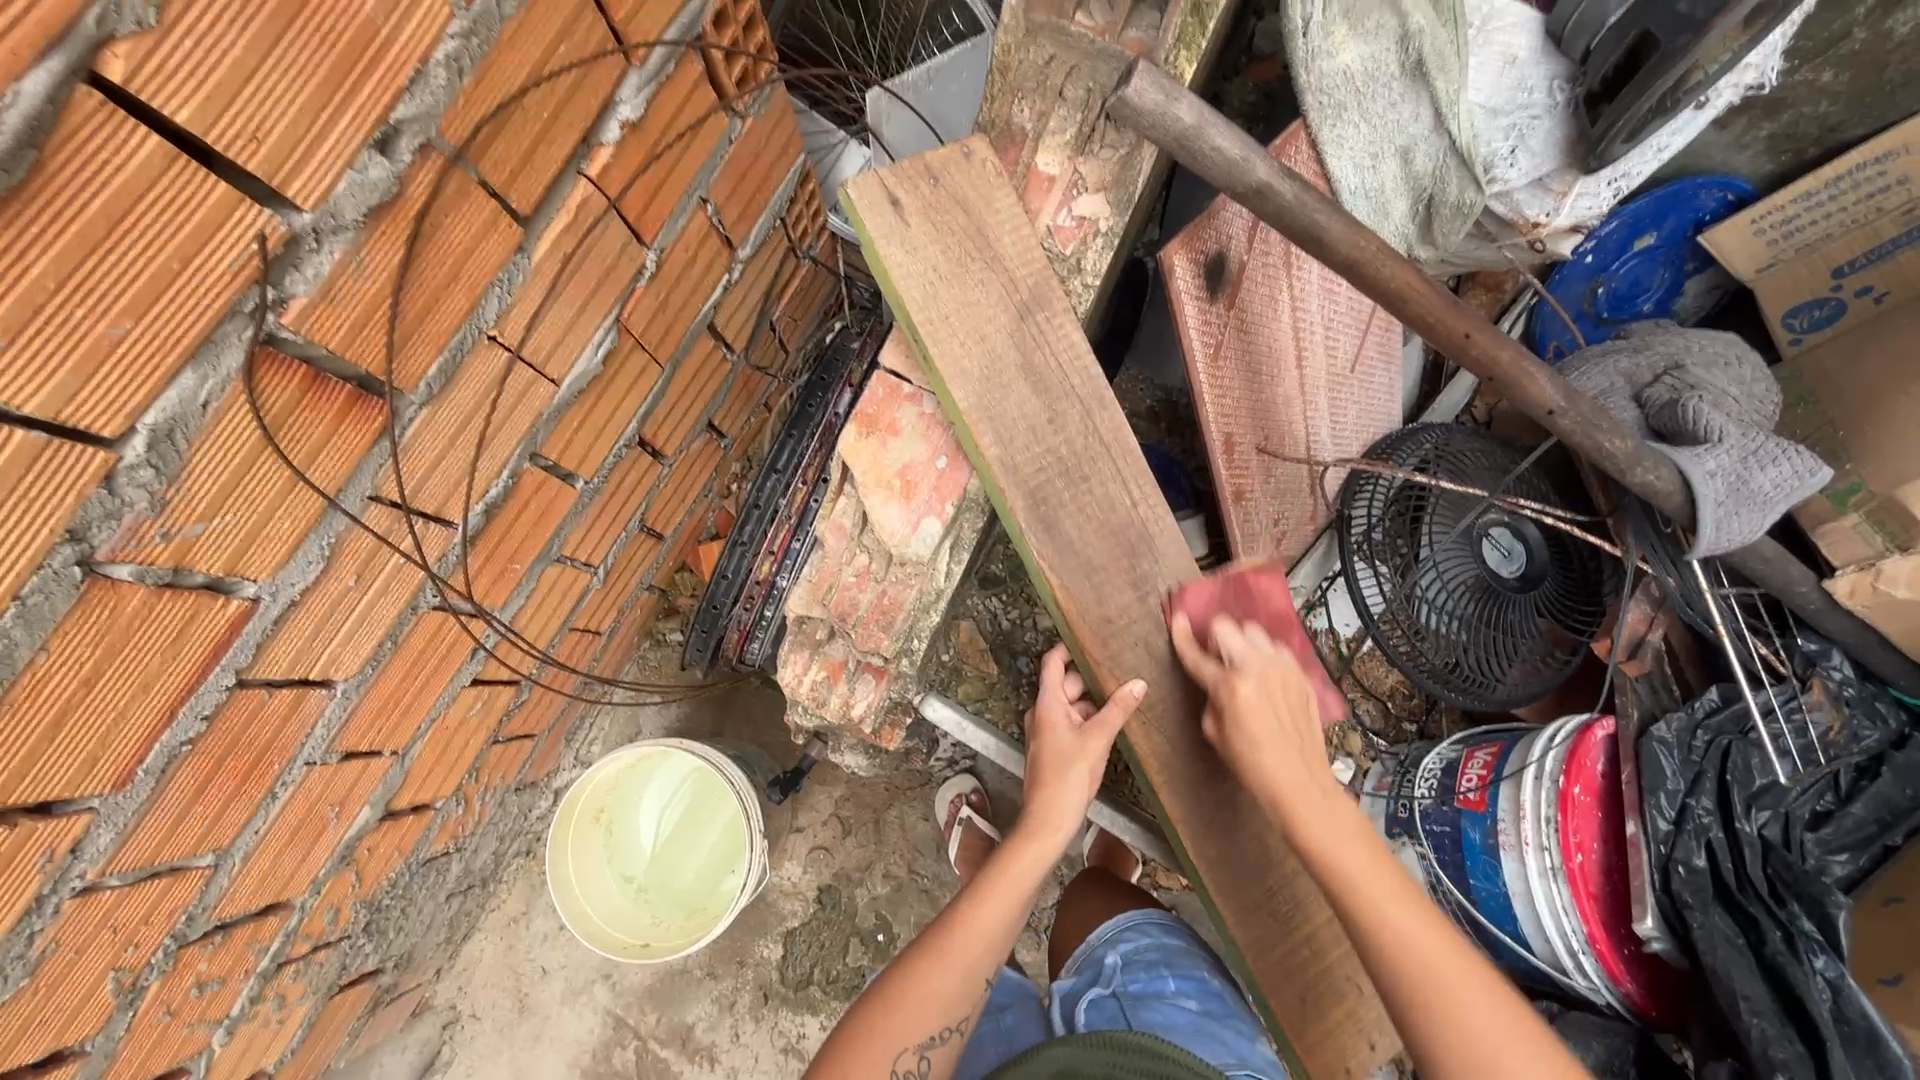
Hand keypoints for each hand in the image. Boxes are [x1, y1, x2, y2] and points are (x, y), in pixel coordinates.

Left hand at [1017, 644, 1146, 849]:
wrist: (1049, 818)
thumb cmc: (1069, 776)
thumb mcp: (1098, 738)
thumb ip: (1118, 709)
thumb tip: (1138, 683)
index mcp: (1047, 703)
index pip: (1053, 663)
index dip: (1068, 648)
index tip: (1089, 638)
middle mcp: (1042, 713)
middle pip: (1066, 684)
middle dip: (1090, 678)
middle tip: (1119, 669)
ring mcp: (1046, 731)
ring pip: (1071, 706)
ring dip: (1093, 702)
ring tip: (1122, 695)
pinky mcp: (1053, 748)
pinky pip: (1071, 723)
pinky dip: (1088, 719)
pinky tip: (1111, 723)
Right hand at [1170, 613, 1339, 833]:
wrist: (1299, 780)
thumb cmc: (1250, 762)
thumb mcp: (1213, 731)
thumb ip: (1210, 695)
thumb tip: (1214, 678)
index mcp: (1230, 687)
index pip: (1196, 653)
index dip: (1182, 635)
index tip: (1178, 621)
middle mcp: (1257, 668)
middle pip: (1227, 625)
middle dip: (1216, 639)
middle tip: (1219, 661)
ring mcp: (1283, 668)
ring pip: (1254, 632)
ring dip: (1243, 644)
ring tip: (1245, 668)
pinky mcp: (1301, 674)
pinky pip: (1277, 648)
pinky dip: (1265, 656)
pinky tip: (1267, 678)